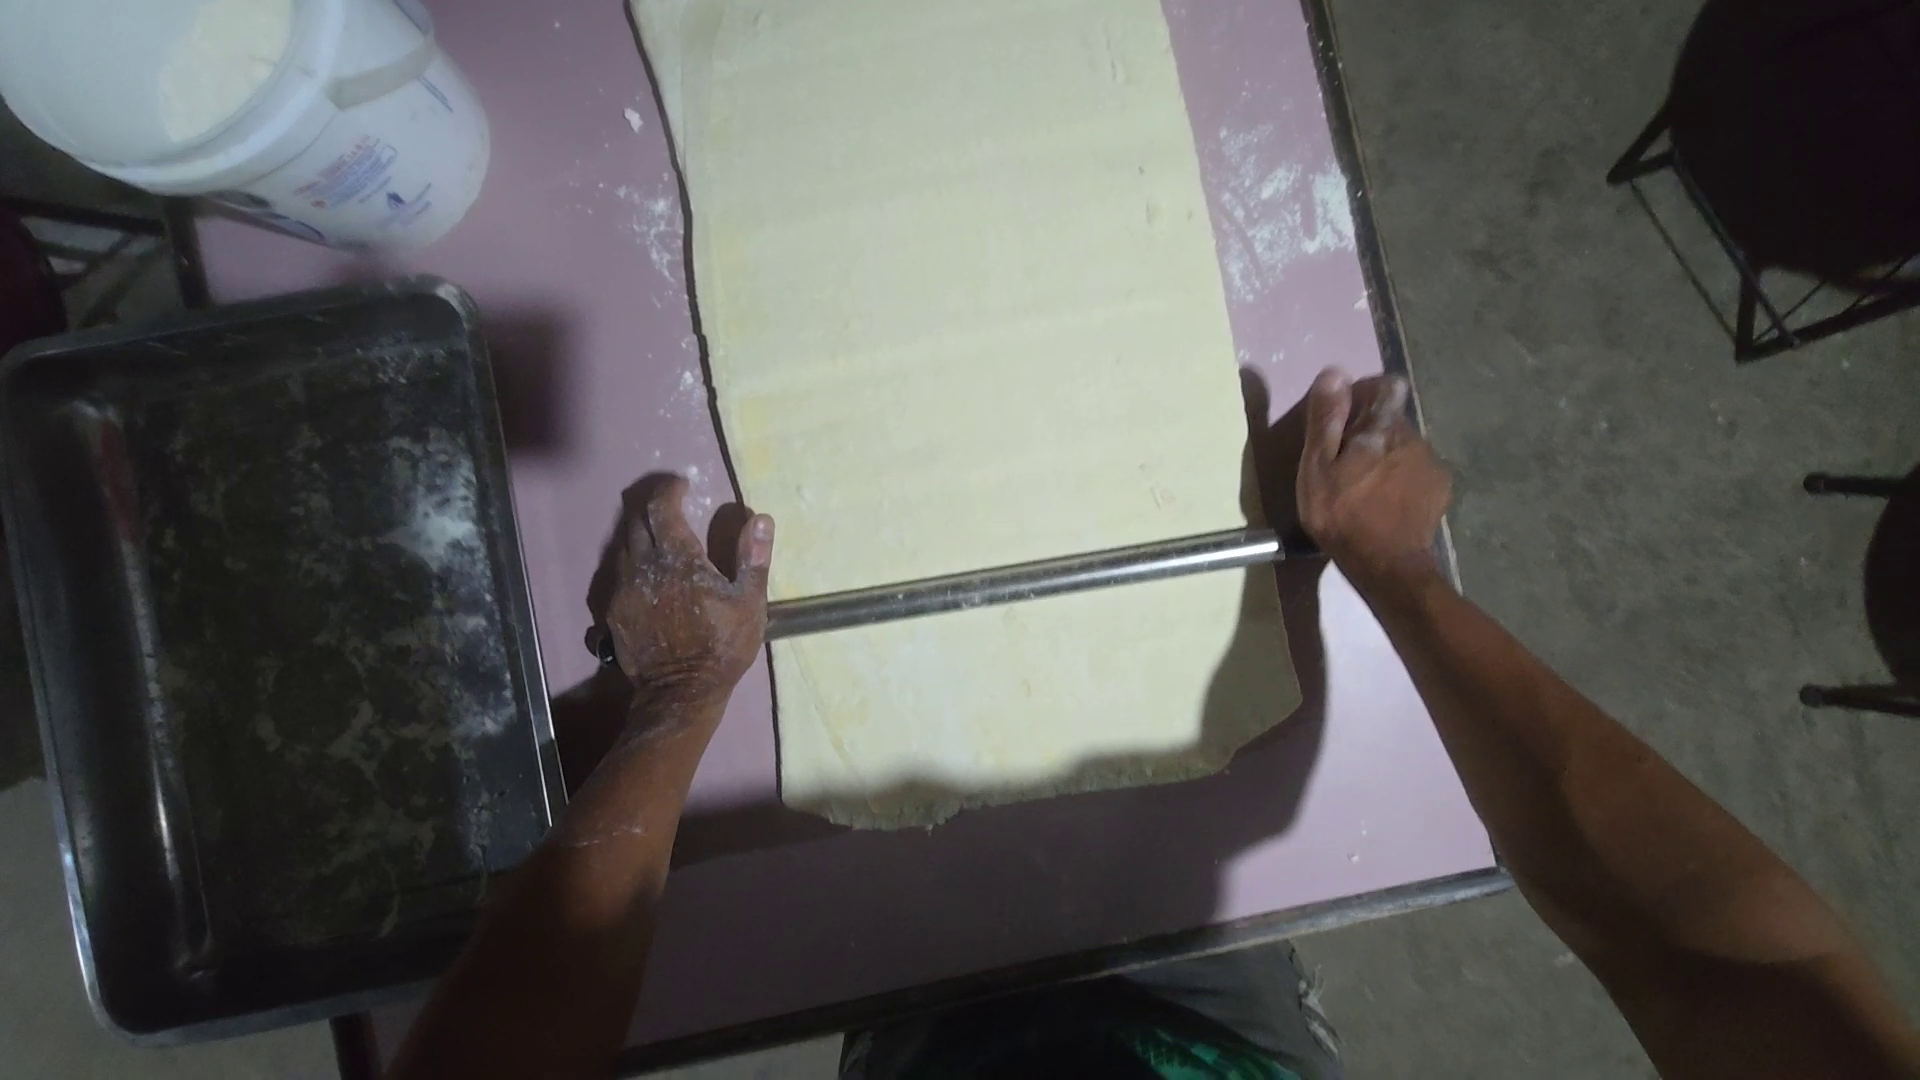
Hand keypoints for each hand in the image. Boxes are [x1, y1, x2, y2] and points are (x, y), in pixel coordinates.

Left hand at [604, 477, 773, 712]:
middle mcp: (645, 568)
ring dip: (640, 532)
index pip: (663, 509)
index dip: (669, 490)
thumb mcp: (749, 603)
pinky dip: (633, 561)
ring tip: (659, 535)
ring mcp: (624, 589)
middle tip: (669, 503)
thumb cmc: (722, 645)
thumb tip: (760, 518)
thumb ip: (753, 558)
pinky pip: (619, 573)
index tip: (682, 484)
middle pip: (636, 521)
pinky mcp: (614, 611)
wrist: (682, 691)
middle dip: (651, 505)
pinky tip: (648, 572)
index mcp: (679, 560)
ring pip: (624, 546)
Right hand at [1296, 367, 1450, 595]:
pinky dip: (1399, 478)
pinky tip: (1383, 502)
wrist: (1385, 564)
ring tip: (1361, 487)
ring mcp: (1431, 464)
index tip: (1340, 420)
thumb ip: (1326, 420)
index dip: (1362, 395)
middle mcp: (1414, 437)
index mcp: (1383, 428)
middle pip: (1391, 419)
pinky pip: (1415, 470)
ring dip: (1384, 456)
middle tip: (1342, 463)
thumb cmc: (1341, 514)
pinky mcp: (1439, 489)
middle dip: (1369, 432)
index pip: (1385, 386)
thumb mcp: (1317, 467)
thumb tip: (1334, 373)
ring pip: (1404, 446)